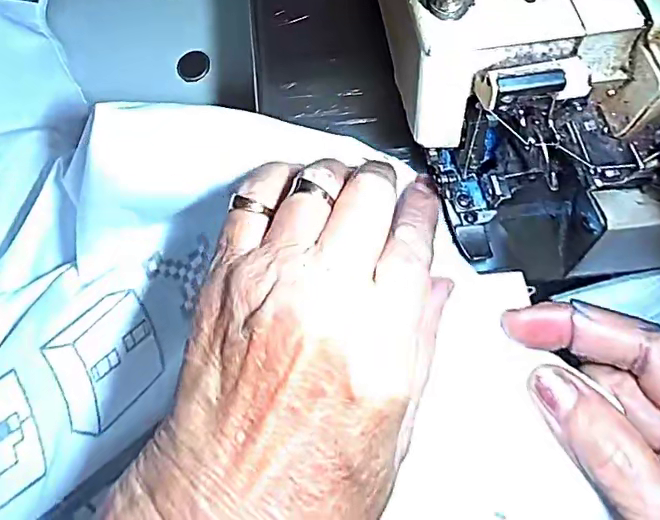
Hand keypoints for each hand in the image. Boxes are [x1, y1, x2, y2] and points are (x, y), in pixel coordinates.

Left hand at [104, 159, 453, 519]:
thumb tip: (435, 287)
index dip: (424, 207)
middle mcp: (324, 296)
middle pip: (366, 196)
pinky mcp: (227, 272)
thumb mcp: (396, 426)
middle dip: (383, 180)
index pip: (413, 239)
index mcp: (377, 339)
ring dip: (335, 172)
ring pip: (313, 185)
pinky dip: (276, 177)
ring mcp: (270, 277)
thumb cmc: (309, 485)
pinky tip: (289, 181)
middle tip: (385, 183)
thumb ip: (421, 341)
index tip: (423, 199)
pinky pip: (252, 197)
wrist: (224, 500)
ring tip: (343, 178)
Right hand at [502, 300, 659, 519]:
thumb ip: (616, 454)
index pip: (657, 350)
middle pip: (630, 377)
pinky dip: (586, 444)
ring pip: (618, 409)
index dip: (580, 326)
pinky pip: (621, 443)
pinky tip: (566, 448)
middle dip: (571, 374)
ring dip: (574, 412)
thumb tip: (552, 385)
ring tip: (540, 419)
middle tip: (514, 366)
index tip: (525, 321)